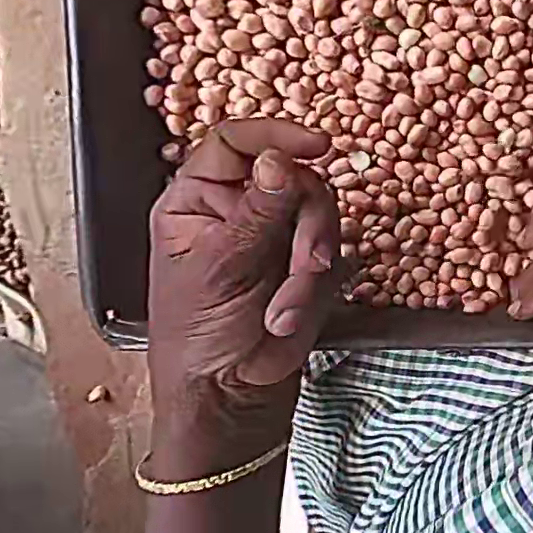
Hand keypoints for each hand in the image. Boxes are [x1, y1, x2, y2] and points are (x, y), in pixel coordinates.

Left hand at [147, 119, 340, 470]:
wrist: (230, 397)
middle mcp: (242, 210)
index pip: (236, 143)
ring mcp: (278, 237)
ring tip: (288, 308)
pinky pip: (334, 255)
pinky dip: (316, 289)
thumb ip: (256, 213)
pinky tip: (290, 318)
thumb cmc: (198, 337)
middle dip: (308, 224)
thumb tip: (278, 159)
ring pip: (323, 216)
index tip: (318, 146)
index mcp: (200, 201)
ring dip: (313, 263)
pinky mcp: (308, 265)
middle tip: (309, 263)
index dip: (276, 135)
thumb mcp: (221, 270)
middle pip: (296, 179)